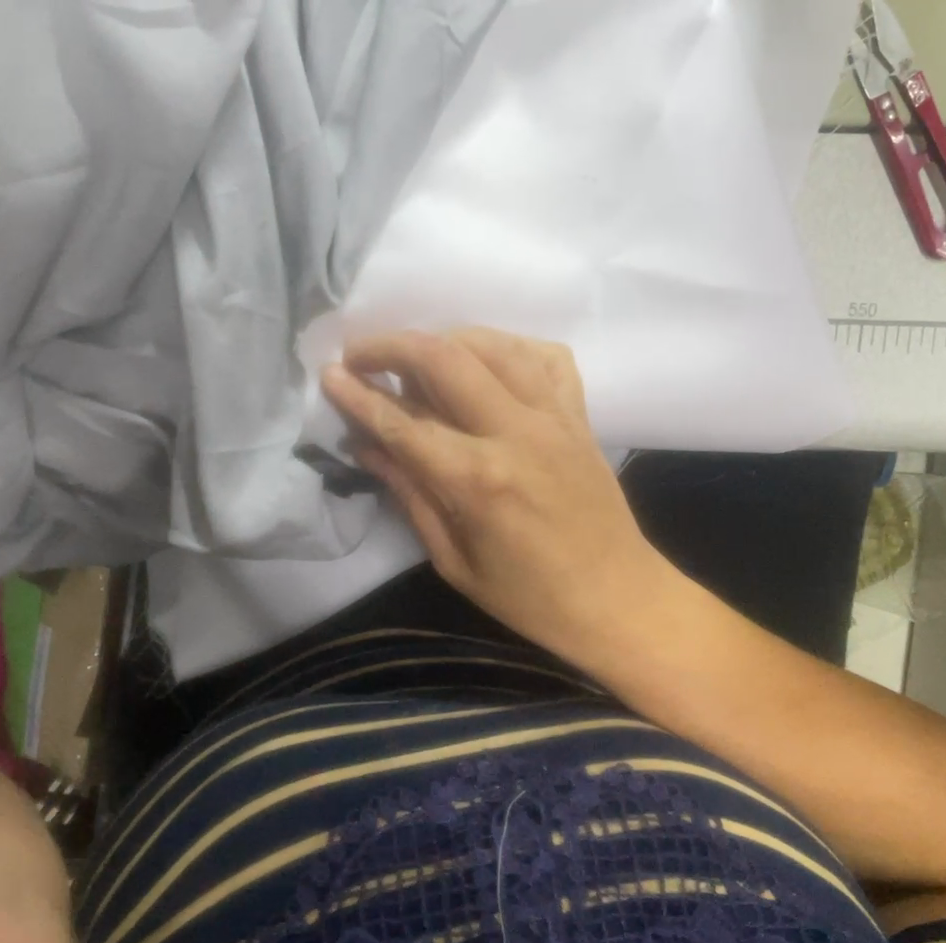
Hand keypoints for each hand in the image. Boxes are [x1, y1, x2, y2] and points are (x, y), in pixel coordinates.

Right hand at [321, 328, 671, 658]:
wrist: (616, 600)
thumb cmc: (527, 597)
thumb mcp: (453, 560)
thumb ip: (410, 494)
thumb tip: (365, 447)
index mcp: (477, 480)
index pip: (402, 422)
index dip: (358, 396)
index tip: (328, 374)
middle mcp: (516, 434)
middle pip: (444, 360)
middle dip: (392, 347)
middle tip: (361, 357)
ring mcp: (554, 417)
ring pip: (492, 345)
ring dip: (444, 339)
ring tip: (415, 358)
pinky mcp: (580, 416)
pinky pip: (544, 357)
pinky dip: (508, 348)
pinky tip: (484, 363)